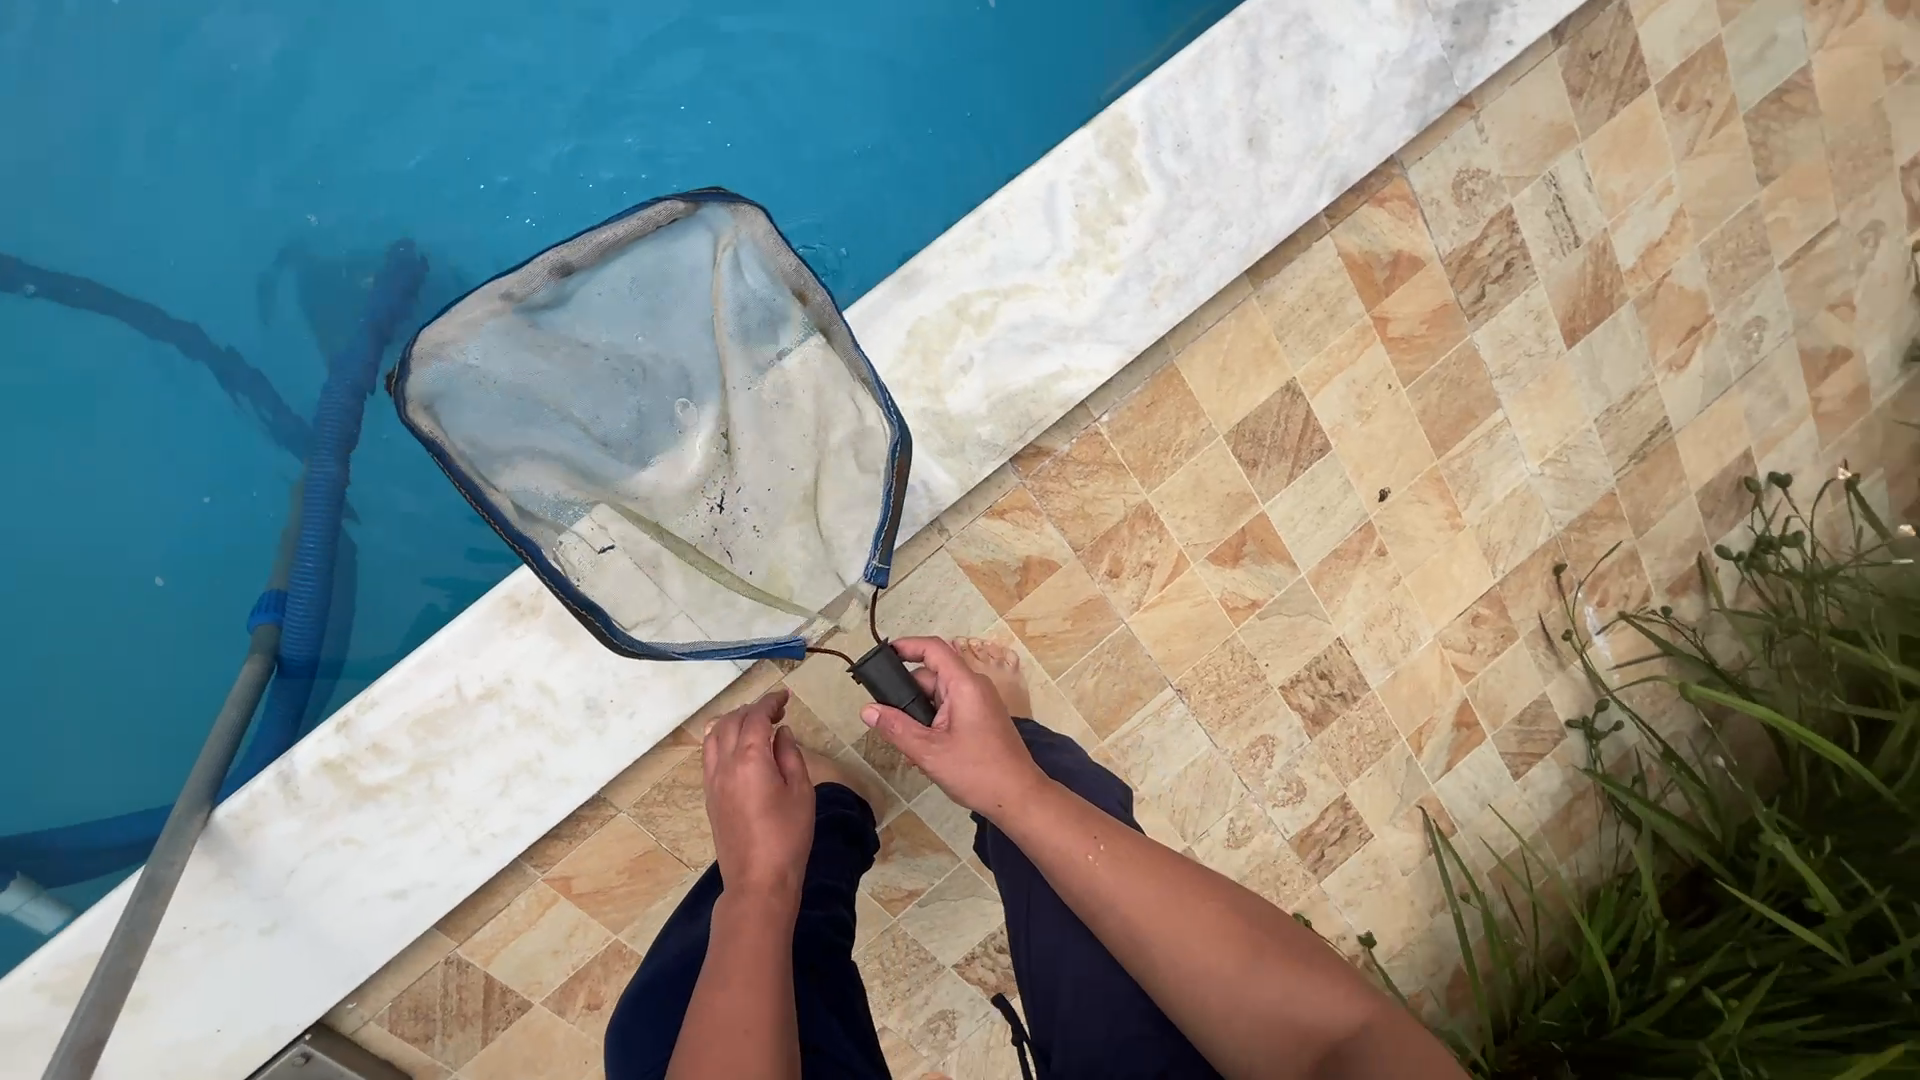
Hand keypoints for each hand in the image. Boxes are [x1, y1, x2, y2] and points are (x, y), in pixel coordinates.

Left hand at [703, 689, 813, 907]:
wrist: (758, 880)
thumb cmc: (788, 835)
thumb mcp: (801, 791)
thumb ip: (790, 755)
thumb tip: (781, 733)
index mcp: (749, 759)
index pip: (756, 717)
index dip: (770, 702)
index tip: (785, 697)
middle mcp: (724, 764)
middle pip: (730, 721)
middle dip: (752, 709)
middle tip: (776, 710)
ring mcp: (713, 781)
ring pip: (713, 735)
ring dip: (732, 721)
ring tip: (754, 723)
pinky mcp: (710, 796)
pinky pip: (709, 754)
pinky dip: (721, 738)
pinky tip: (738, 746)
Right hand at [860, 637, 1048, 817]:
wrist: (1019, 796)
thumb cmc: (977, 772)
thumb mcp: (929, 751)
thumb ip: (896, 728)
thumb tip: (867, 710)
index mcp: (964, 684)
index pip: (933, 648)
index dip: (907, 645)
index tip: (882, 655)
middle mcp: (974, 686)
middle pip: (932, 675)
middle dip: (906, 694)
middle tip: (884, 718)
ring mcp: (979, 702)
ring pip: (938, 695)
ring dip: (919, 713)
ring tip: (903, 741)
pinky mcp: (981, 718)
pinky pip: (950, 709)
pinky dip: (933, 721)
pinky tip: (922, 748)